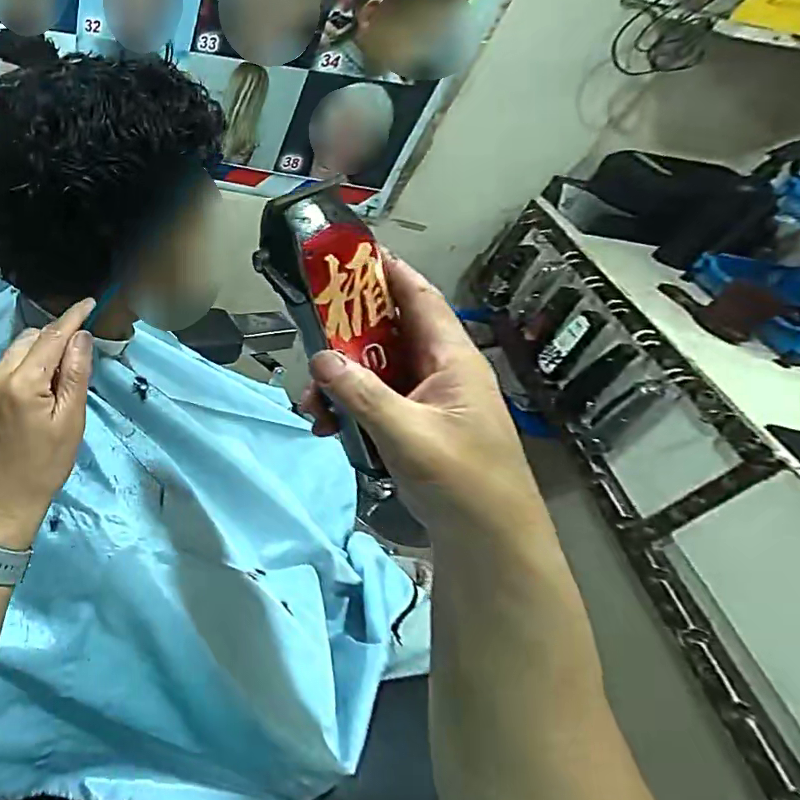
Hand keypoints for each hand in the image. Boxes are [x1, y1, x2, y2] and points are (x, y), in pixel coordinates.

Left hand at [0, 298, 95, 550]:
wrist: (4, 500)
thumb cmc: (45, 464)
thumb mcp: (71, 420)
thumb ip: (75, 374)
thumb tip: (81, 337)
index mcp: (22, 382)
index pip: (51, 337)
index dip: (73, 318)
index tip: (90, 302)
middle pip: (31, 338)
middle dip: (57, 334)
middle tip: (81, 345)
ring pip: (16, 350)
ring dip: (40, 349)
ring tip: (62, 367)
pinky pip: (5, 367)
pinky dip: (26, 364)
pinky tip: (40, 383)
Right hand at [297, 254, 538, 536]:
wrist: (490, 544)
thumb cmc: (463, 481)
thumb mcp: (409, 434)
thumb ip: (362, 394)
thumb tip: (320, 358)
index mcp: (452, 359)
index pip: (420, 298)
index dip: (389, 272)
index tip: (352, 256)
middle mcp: (439, 371)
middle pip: (387, 334)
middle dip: (346, 337)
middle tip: (310, 332)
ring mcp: (426, 399)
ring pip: (374, 370)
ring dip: (341, 381)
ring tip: (313, 404)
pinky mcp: (414, 425)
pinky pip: (374, 402)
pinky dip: (349, 408)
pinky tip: (328, 428)